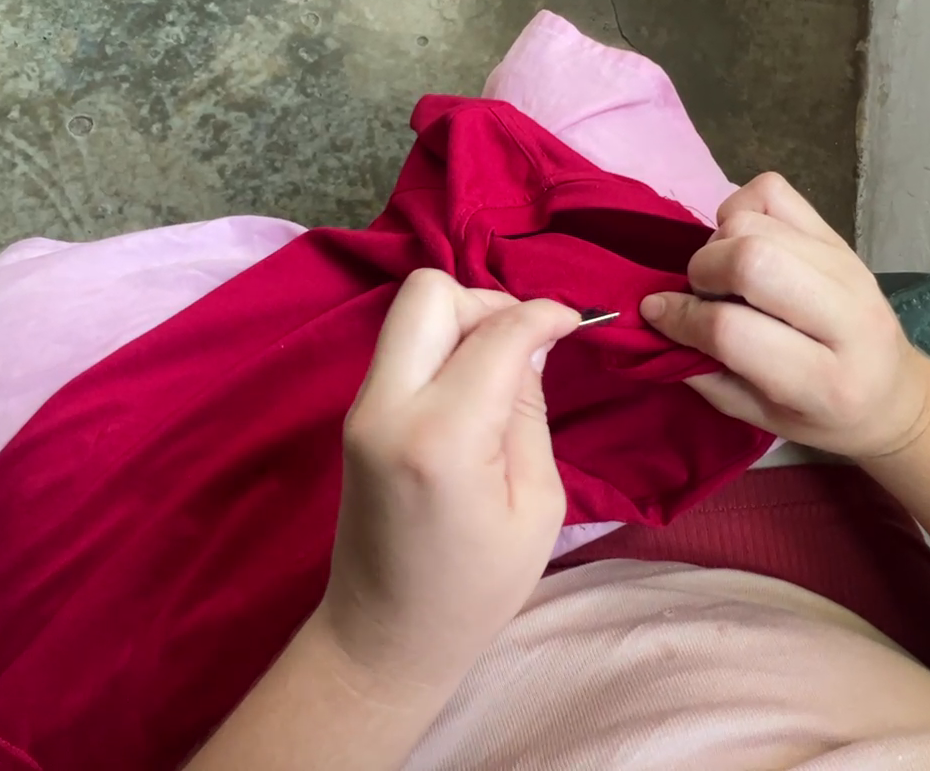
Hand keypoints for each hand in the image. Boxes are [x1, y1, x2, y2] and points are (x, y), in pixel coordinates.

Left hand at [316, 269, 580, 693]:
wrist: (382, 638)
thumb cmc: (475, 590)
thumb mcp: (536, 505)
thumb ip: (529, 409)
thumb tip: (532, 342)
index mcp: (442, 438)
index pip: (495, 333)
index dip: (544, 314)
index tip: (573, 324)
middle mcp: (388, 406)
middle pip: (429, 292)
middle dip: (488, 302)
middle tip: (521, 345)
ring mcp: (362, 407)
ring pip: (411, 310)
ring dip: (463, 320)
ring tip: (499, 370)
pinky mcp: (356, 412)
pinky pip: (402, 343)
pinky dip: (442, 343)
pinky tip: (470, 387)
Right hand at [640, 172, 929, 459]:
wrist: (895, 394)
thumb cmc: (822, 417)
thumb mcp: (759, 418)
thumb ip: (704, 372)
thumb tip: (655, 316)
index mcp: (827, 381)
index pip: (732, 330)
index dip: (682, 318)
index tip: (657, 314)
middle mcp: (847, 317)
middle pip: (751, 260)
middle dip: (703, 271)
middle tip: (700, 293)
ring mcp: (847, 266)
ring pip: (755, 222)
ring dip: (719, 244)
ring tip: (725, 275)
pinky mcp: (839, 236)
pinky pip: (772, 192)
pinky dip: (741, 210)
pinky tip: (744, 242)